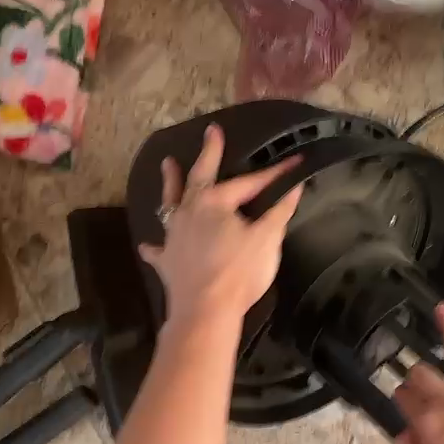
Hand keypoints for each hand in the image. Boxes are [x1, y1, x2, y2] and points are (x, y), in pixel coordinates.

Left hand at [140, 124, 304, 328]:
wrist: (206, 311)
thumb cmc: (239, 271)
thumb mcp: (267, 239)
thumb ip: (279, 212)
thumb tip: (294, 188)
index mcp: (215, 202)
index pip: (249, 183)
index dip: (273, 174)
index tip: (294, 164)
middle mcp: (189, 211)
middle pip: (199, 177)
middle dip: (208, 154)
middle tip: (211, 132)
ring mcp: (173, 235)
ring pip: (171, 204)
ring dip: (170, 184)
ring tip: (167, 165)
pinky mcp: (167, 261)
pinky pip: (159, 250)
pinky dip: (156, 246)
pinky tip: (149, 245)